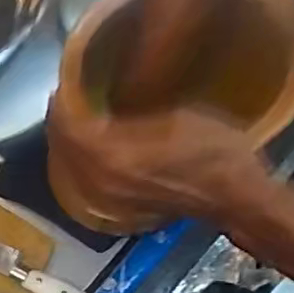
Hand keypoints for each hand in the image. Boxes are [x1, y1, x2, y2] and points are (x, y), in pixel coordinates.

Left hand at [46, 96, 270, 223]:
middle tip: (67, 100)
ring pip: (66, 163)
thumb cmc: (214, 151)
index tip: (65, 86)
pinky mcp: (104, 206)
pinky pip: (76, 177)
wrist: (231, 198)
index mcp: (110, 155)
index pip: (70, 126)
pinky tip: (85, 146)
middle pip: (62, 146)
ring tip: (73, 120)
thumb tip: (101, 100)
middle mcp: (94, 179)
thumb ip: (128, 113)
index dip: (63, 104)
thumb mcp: (175, 117)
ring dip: (67, 142)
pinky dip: (76, 159)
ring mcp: (96, 196)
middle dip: (62, 122)